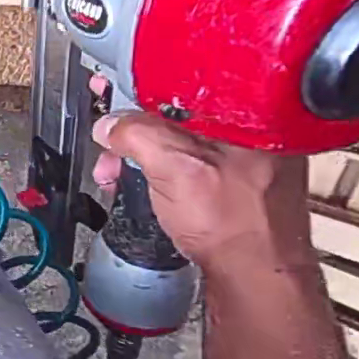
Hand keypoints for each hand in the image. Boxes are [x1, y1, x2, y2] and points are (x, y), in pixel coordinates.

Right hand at [89, 74, 314, 275]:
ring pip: (173, 142)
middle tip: (109, 155)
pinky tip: (144, 187)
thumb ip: (138, 137)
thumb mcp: (175, 169)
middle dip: (129, 136)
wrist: (253, 271)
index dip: (135, 89)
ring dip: (137, 158)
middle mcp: (245, 131)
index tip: (105, 90)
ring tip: (120, 179)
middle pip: (170, 116)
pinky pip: (183, 162)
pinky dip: (155, 172)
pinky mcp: (230, 179)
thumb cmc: (234, 225)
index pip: (179, 87)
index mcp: (241, 117)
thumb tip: (110, 124)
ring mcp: (239, 157)